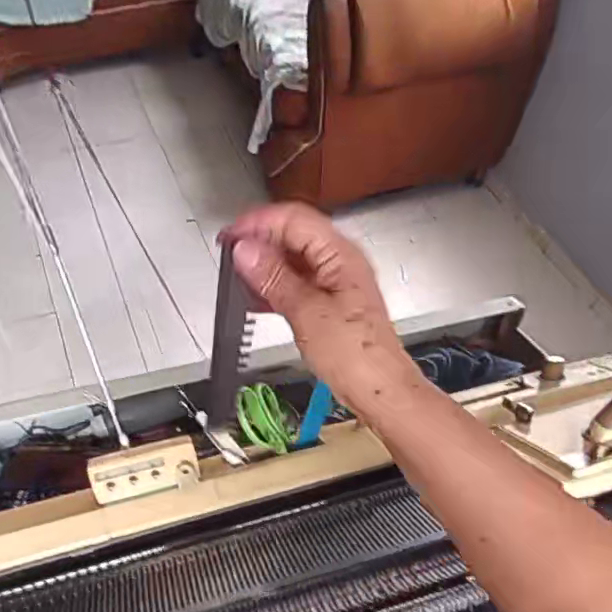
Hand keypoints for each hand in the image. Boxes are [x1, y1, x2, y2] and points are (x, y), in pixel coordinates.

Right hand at [220, 203, 417, 410]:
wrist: (380, 391)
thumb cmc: (359, 357)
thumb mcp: (307, 313)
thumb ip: (274, 279)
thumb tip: (247, 252)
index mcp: (341, 255)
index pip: (293, 219)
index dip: (257, 223)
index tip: (231, 237)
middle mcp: (342, 265)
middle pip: (294, 237)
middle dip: (260, 244)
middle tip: (231, 256)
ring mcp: (338, 286)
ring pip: (295, 263)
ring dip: (266, 268)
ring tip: (239, 279)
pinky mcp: (332, 309)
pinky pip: (299, 287)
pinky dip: (277, 289)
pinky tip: (259, 300)